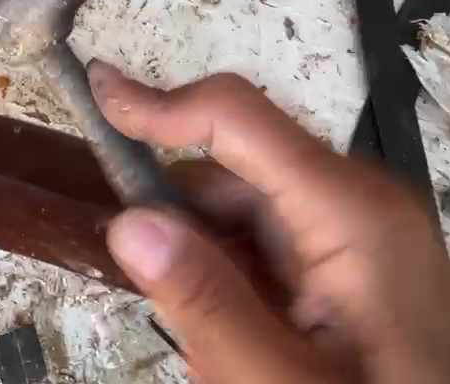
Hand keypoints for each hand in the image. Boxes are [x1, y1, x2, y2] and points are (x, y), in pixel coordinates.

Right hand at [88, 65, 449, 383]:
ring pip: (236, 222)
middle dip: (183, 238)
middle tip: (186, 331)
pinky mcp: (354, 263)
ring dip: (210, 280)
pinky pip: (266, 256)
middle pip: (222, 178)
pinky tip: (259, 359)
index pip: (233, 115)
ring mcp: (355, 231)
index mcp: (347, 209)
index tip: (94, 93)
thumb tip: (127, 221)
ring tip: (233, 367)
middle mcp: (350, 201)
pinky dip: (240, 296)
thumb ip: (210, 308)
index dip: (157, 101)